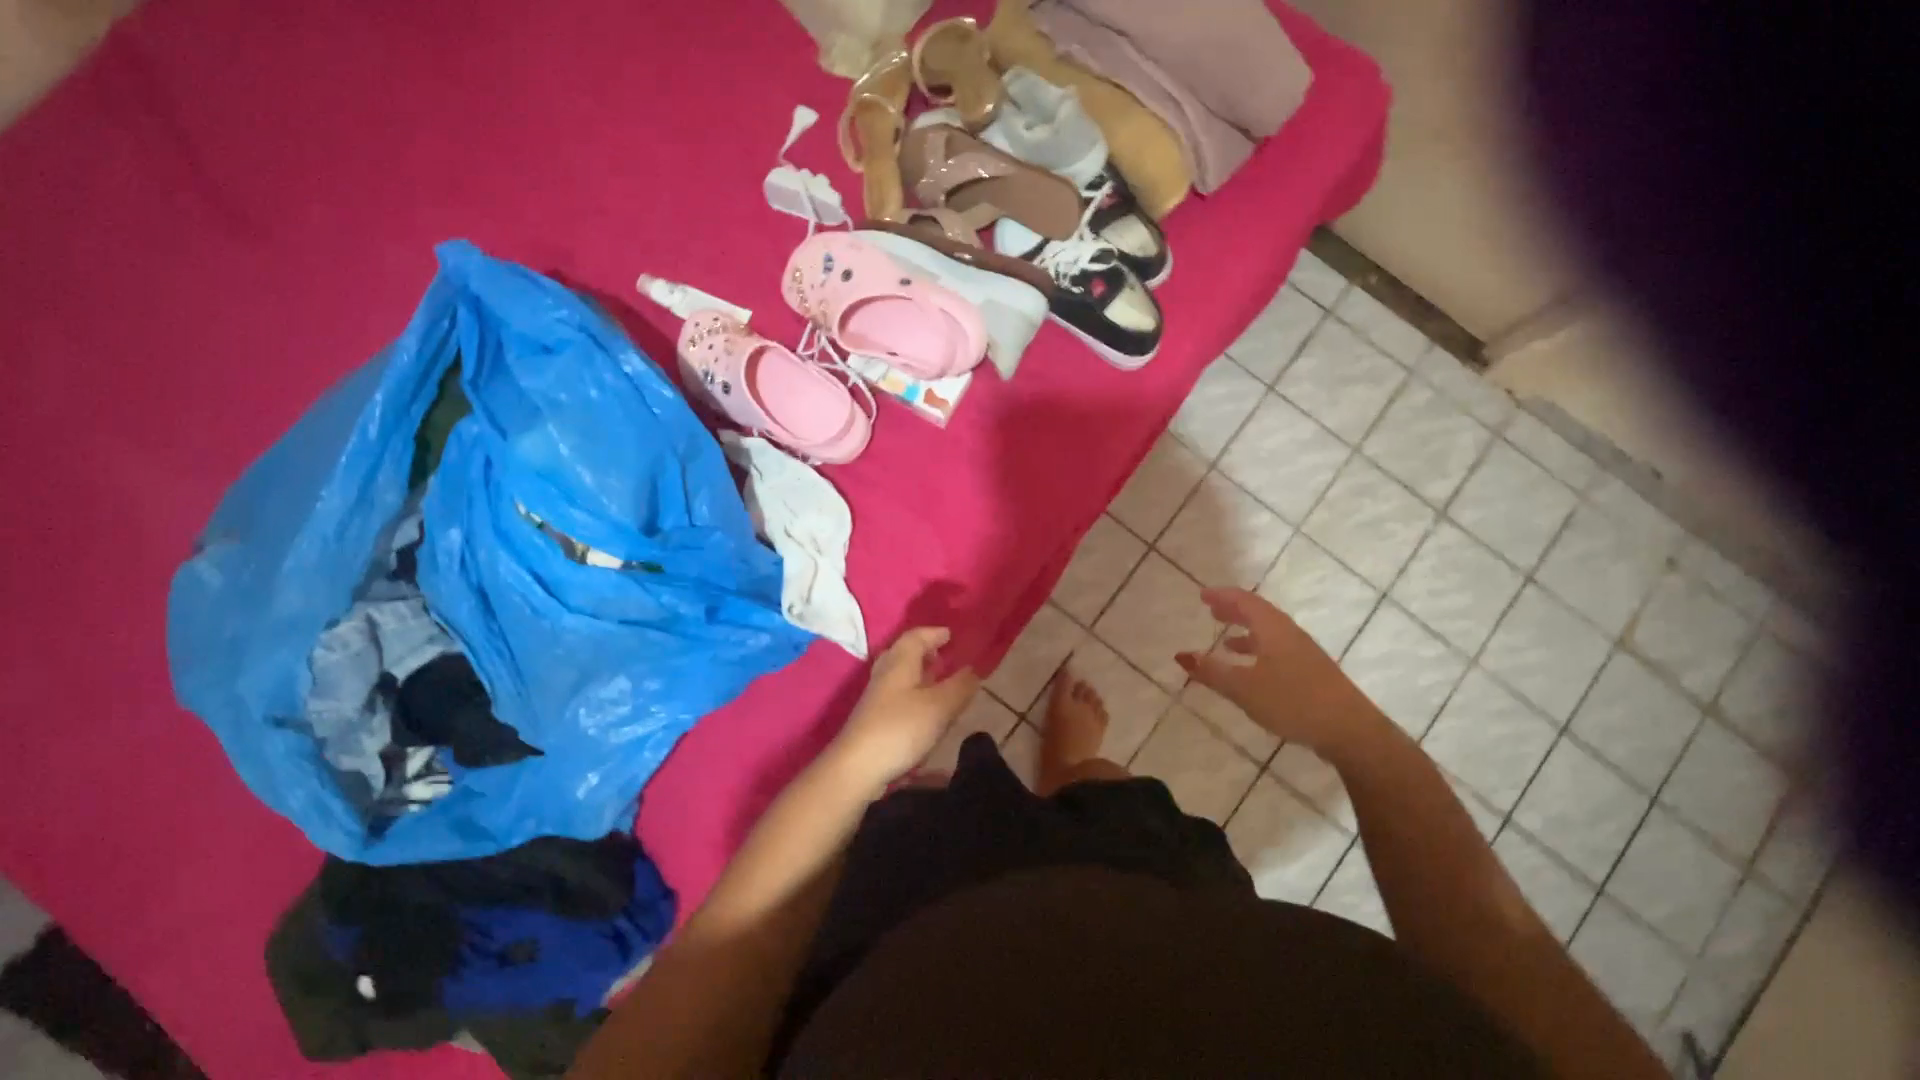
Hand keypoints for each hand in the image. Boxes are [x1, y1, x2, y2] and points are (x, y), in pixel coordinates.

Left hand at [828, 627, 979, 793]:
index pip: (915, 636)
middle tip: (948, 658)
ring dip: (922, 677)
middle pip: (905, 655)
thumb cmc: (900, 729)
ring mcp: (877, 700)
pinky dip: (916, 698)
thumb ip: (960, 686)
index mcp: (899, 663)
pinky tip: (930, 716)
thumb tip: (972, 670)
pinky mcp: (876, 722)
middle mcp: (885, 676)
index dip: (934, 633)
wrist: (857, 768)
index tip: (953, 635)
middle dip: (926, 653)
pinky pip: (900, 699)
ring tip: (944, 685)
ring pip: (902, 678)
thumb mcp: (939, 706)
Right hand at [1176, 588, 1384, 755]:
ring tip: (1226, 638)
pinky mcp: (1311, 673)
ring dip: (1247, 632)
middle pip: (1259, 614)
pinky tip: (1253, 670)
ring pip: (1270, 633)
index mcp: (1273, 629)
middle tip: (1212, 609)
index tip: (1202, 594)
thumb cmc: (1292, 702)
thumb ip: (1212, 672)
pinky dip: (1260, 652)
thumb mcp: (1244, 688)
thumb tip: (1181, 655)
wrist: (1349, 730)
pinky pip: (1278, 650)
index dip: (1223, 596)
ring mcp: (1304, 653)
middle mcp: (1290, 634)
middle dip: (1234, 610)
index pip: (1245, 602)